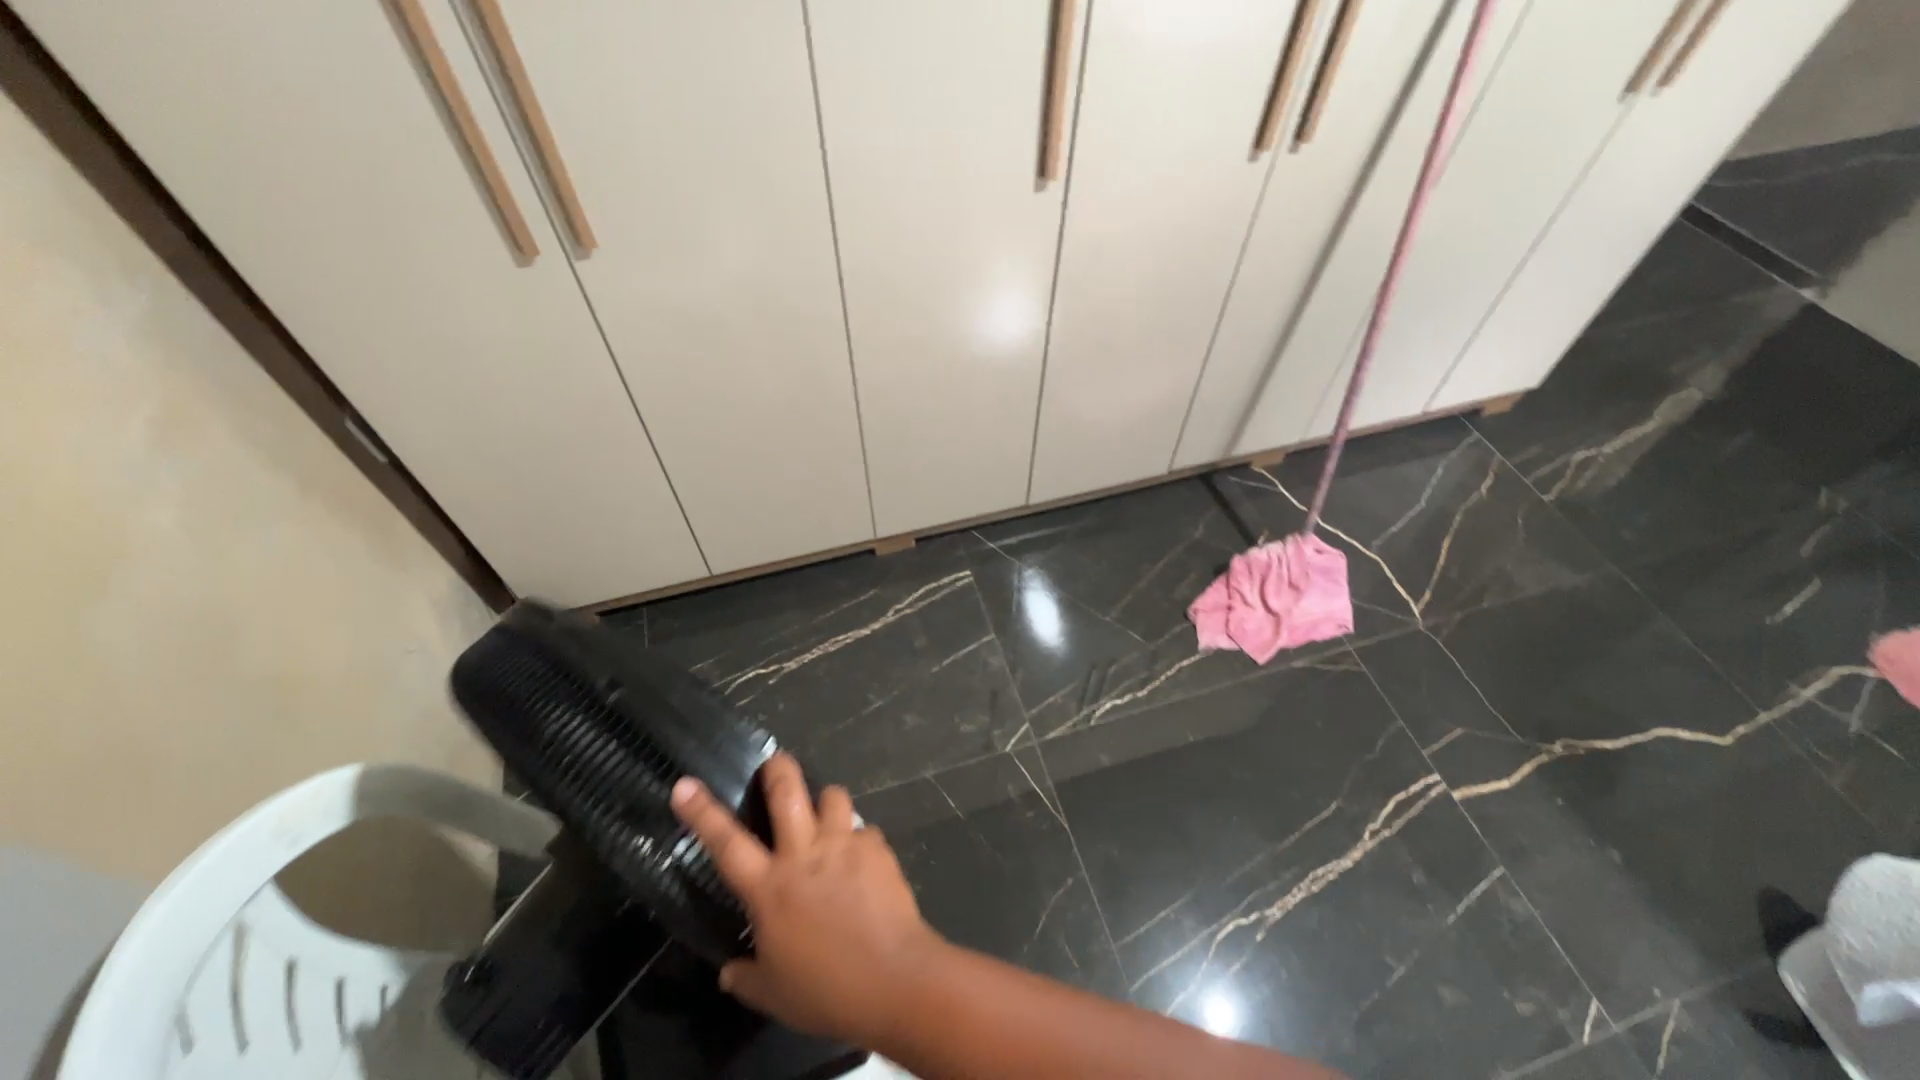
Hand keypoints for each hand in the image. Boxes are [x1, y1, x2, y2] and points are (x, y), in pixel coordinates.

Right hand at [671, 752, 944, 1045]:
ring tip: (825, 818)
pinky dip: (859, 839)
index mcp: (769, 888)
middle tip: (774, 764)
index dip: (702, 812)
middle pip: (787, 792)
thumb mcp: (773, 994)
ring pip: (832, 796)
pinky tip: (862, 861)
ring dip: (825, 801)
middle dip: (778, 769)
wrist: (894, 979)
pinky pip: (864, 830)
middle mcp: (804, 854)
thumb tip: (729, 971)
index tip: (685, 784)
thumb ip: (746, 977)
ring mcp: (844, 846)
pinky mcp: (878, 850)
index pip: (725, 843)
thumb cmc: (826, 990)